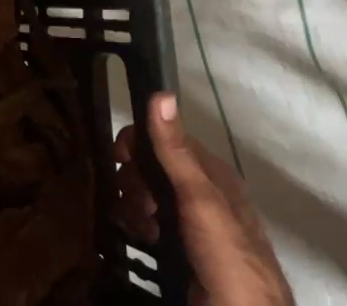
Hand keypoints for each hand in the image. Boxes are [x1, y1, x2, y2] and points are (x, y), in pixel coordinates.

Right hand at [113, 93, 291, 305]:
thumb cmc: (225, 253)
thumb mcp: (199, 198)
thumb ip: (175, 150)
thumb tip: (160, 93)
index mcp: (211, 174)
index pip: (162, 138)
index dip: (137, 144)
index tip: (121, 159)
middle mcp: (200, 193)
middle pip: (149, 167)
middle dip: (134, 182)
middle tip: (143, 205)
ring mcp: (189, 221)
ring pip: (144, 195)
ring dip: (133, 207)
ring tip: (144, 229)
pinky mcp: (178, 246)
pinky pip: (145, 222)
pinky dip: (137, 226)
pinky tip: (144, 239)